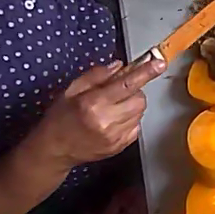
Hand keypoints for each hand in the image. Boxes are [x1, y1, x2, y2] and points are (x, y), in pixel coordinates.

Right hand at [26, 57, 163, 167]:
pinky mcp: (120, 146)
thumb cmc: (60, 117)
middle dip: (134, 91)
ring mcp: (115, 136)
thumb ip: (96, 76)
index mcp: (93, 104)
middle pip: (139, 99)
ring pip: (140, 112)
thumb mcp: (71, 91)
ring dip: (132, 105)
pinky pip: (137, 126)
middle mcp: (107, 121)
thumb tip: (120, 66)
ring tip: (113, 107)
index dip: (145, 73)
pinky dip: (130, 119)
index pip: (127, 84)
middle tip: (118, 92)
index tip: (159, 63)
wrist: (54, 149)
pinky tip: (114, 120)